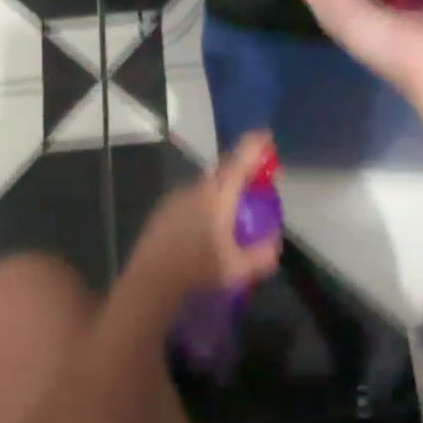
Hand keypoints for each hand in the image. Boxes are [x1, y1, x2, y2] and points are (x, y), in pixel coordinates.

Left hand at [134, 133, 283, 296]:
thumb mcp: (238, 270)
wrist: (149, 284)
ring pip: (205, 187)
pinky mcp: (162, 211)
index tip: (266, 137)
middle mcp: (195, 190)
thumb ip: (262, 254)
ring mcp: (175, 199)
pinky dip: (204, 205)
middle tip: (255, 182)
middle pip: (222, 171)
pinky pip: (191, 200)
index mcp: (217, 197)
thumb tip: (273, 243)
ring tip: (232, 212)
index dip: (254, 146)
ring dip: (221, 192)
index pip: (239, 161)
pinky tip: (205, 229)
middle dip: (240, 171)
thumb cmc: (197, 273)